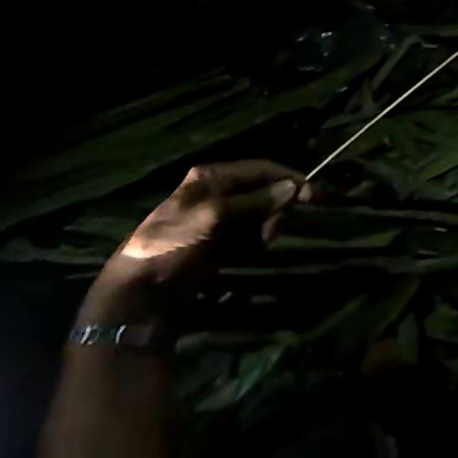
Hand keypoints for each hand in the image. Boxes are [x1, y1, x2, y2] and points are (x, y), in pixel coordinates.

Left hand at [82, 160, 305, 322]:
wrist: (144, 289)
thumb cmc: (173, 242)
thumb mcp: (214, 216)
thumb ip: (254, 201)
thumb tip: (291, 188)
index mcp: (212, 176)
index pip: (261, 169)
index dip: (288, 178)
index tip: (313, 194)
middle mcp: (219, 191)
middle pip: (265, 191)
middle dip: (274, 209)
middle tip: (270, 230)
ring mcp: (222, 217)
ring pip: (262, 215)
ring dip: (264, 229)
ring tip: (249, 246)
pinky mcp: (224, 240)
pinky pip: (252, 234)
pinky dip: (254, 242)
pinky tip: (241, 253)